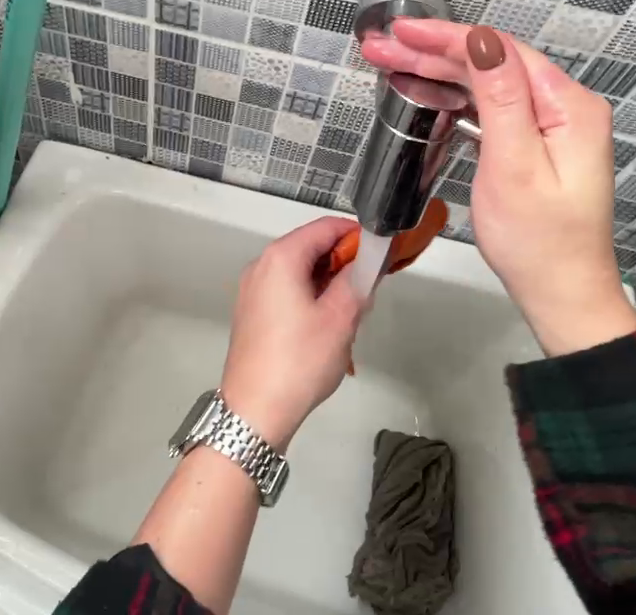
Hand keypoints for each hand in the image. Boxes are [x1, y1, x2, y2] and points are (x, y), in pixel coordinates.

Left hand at [219, 217, 364, 449]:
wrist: (255, 409)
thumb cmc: (300, 359)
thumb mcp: (340, 318)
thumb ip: (357, 281)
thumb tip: (368, 262)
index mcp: (281, 257)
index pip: (324, 227)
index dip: (356, 234)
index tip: (383, 251)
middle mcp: (262, 265)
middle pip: (309, 247)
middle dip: (343, 261)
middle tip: (371, 285)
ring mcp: (253, 288)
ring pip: (299, 271)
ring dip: (329, 282)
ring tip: (353, 311)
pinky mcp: (252, 311)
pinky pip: (287, 290)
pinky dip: (310, 296)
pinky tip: (328, 325)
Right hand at [360, 20, 635, 356]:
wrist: (560, 293)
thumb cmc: (540, 242)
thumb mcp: (514, 167)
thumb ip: (501, 98)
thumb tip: (482, 40)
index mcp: (569, 107)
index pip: (499, 51)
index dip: (447, 36)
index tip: (403, 31)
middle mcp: (563, 107)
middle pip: (488, 62)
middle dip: (431, 51)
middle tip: (381, 46)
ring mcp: (547, 124)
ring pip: (483, 81)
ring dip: (435, 70)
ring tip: (388, 60)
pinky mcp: (531, 140)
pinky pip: (486, 105)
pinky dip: (451, 94)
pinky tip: (421, 88)